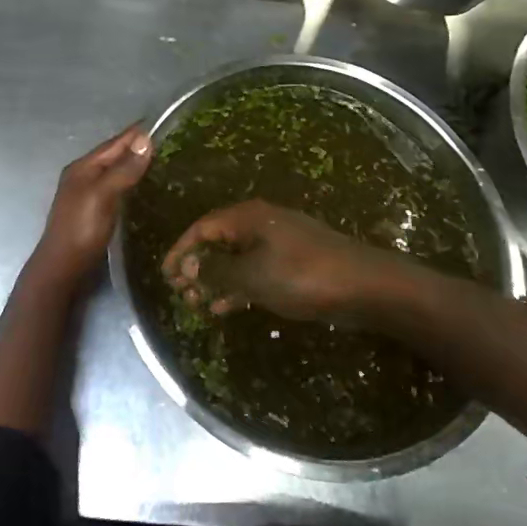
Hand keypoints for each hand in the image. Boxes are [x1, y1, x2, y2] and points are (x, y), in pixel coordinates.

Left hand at [30, 124, 151, 288]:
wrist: (62, 268)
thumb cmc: (82, 229)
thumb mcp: (103, 195)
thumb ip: (124, 168)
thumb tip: (146, 139)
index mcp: (83, 167)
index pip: (115, 142)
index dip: (138, 132)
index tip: (165, 122)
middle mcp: (83, 175)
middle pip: (115, 154)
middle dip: (139, 146)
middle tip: (171, 142)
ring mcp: (87, 193)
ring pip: (116, 170)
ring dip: (136, 163)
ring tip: (163, 160)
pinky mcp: (93, 209)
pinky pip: (116, 185)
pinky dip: (131, 180)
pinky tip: (145, 185)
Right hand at [161, 200, 404, 323]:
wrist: (362, 285)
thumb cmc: (302, 276)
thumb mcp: (252, 275)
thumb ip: (216, 270)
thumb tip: (188, 266)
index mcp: (249, 217)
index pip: (203, 226)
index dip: (180, 250)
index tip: (164, 276)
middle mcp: (262, 224)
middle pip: (220, 241)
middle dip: (197, 267)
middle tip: (181, 295)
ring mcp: (280, 244)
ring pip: (237, 259)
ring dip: (216, 280)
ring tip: (198, 305)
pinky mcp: (294, 264)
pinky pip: (256, 272)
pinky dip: (238, 287)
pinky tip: (226, 308)